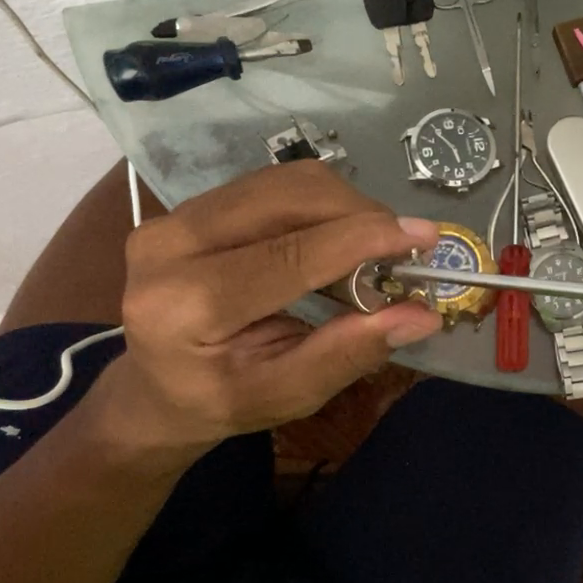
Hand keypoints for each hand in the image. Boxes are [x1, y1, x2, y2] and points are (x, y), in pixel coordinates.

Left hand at [89, 161, 442, 452]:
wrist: (156, 388)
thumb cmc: (220, 401)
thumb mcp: (288, 394)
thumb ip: (349, 352)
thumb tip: (423, 316)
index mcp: (183, 306)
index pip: (290, 254)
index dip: (362, 239)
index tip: (425, 236)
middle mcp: (168, 246)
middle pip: (288, 198)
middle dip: (360, 213)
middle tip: (402, 248)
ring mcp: (175, 218)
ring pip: (285, 181)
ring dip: (346, 204)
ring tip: (372, 245)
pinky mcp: (192, 206)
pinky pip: (274, 184)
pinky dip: (323, 203)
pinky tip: (338, 236)